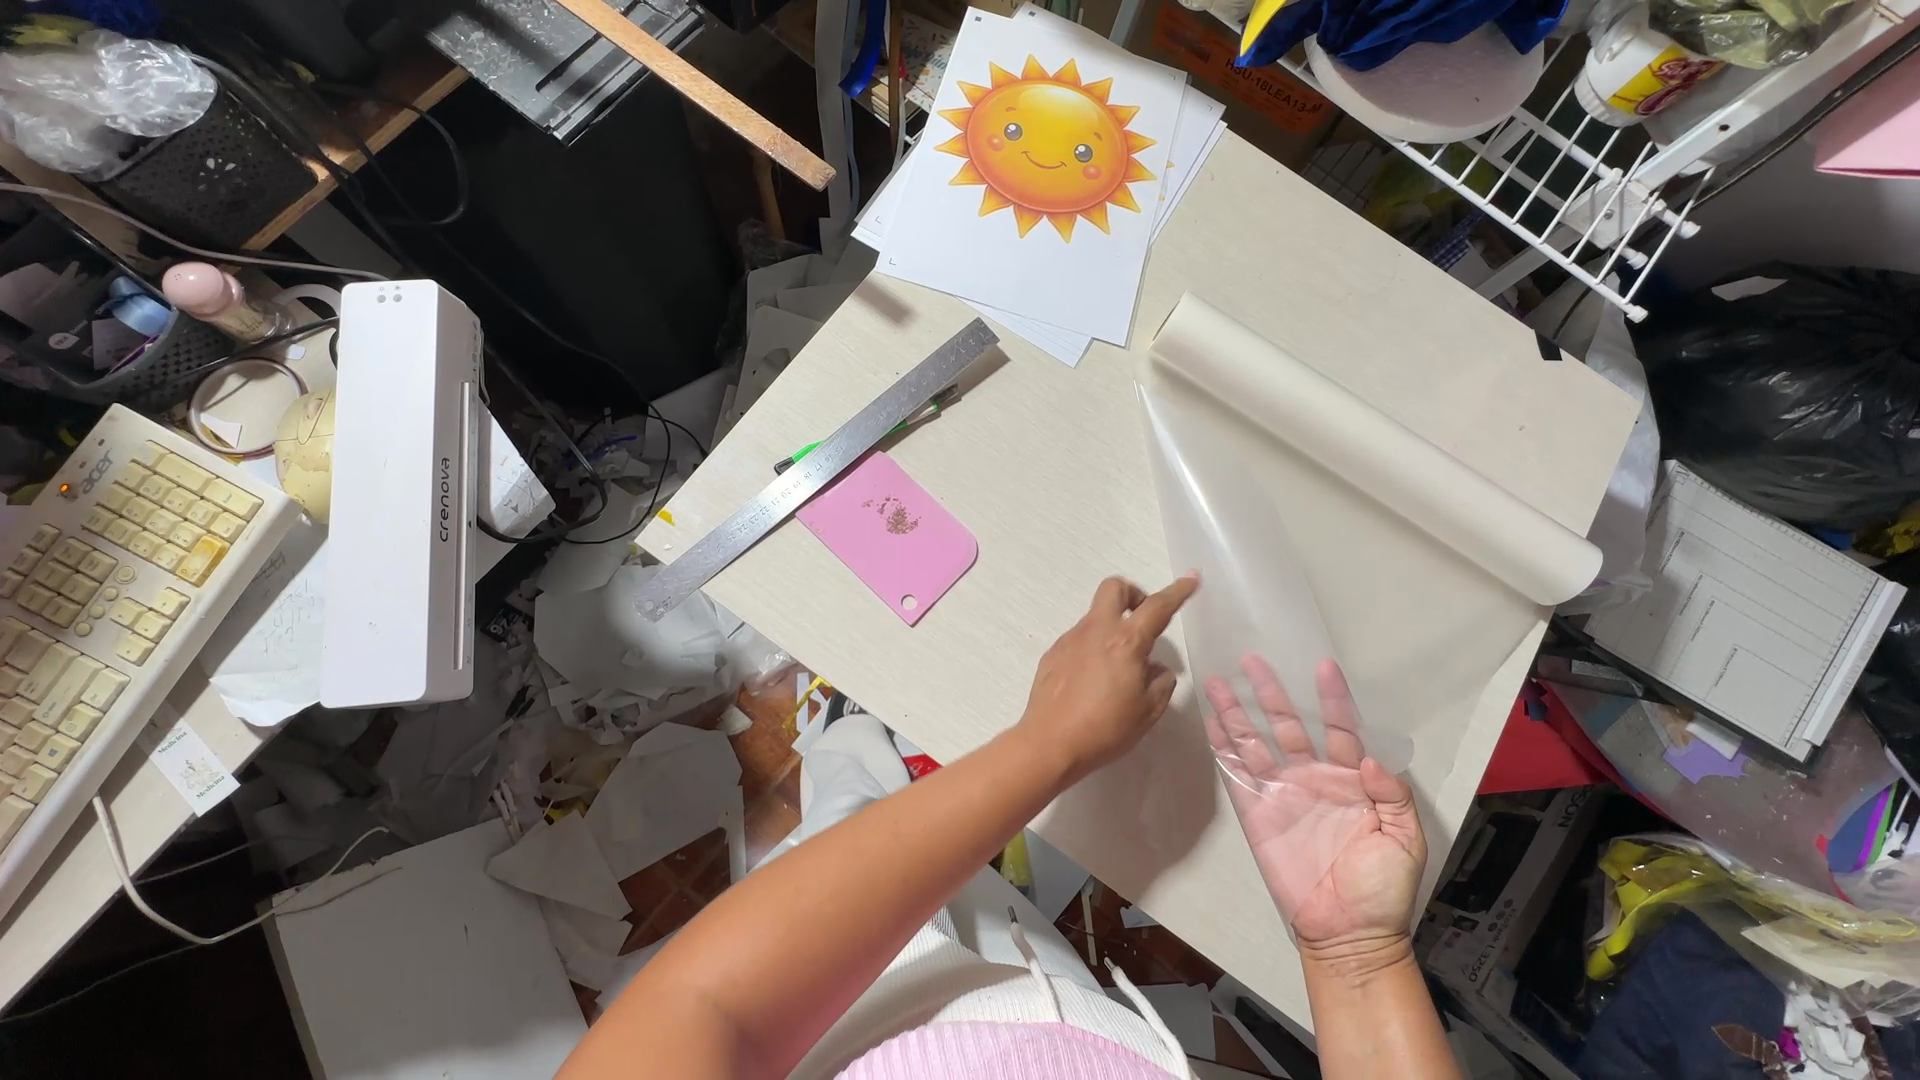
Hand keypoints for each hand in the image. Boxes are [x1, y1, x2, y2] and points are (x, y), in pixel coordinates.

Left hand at [1015, 574, 1199, 782]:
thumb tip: (1154, 668)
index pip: (1156, 607)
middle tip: (1142, 621)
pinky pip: (1079, 639)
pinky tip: (1092, 681)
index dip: (1177, 592)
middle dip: (1133, 595)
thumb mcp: (1148, 710)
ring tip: (1117, 668)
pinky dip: (1092, 647)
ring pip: (1095, 616)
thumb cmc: (1105, 729)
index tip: (1190, 580)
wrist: (1049, 743)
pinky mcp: (1052, 653)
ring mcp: (1069, 639)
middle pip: (1114, 588)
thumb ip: (1160, 682)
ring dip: (1111, 628)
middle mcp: (1095, 631)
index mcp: (1125, 642)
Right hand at [1203, 655, 1425, 968]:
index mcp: (1350, 780)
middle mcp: (1311, 777)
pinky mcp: (1255, 812)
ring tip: (1219, 682)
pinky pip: (1236, 774)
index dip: (1332, 699)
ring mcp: (1280, 792)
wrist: (1348, 932)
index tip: (1324, 666)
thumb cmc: (1383, 888)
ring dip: (1236, 712)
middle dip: (1270, 692)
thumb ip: (1391, 796)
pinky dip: (1222, 748)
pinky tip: (1211, 723)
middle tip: (1253, 660)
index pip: (1340, 729)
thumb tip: (1368, 758)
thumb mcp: (1405, 840)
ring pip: (1254, 742)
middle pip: (1287, 724)